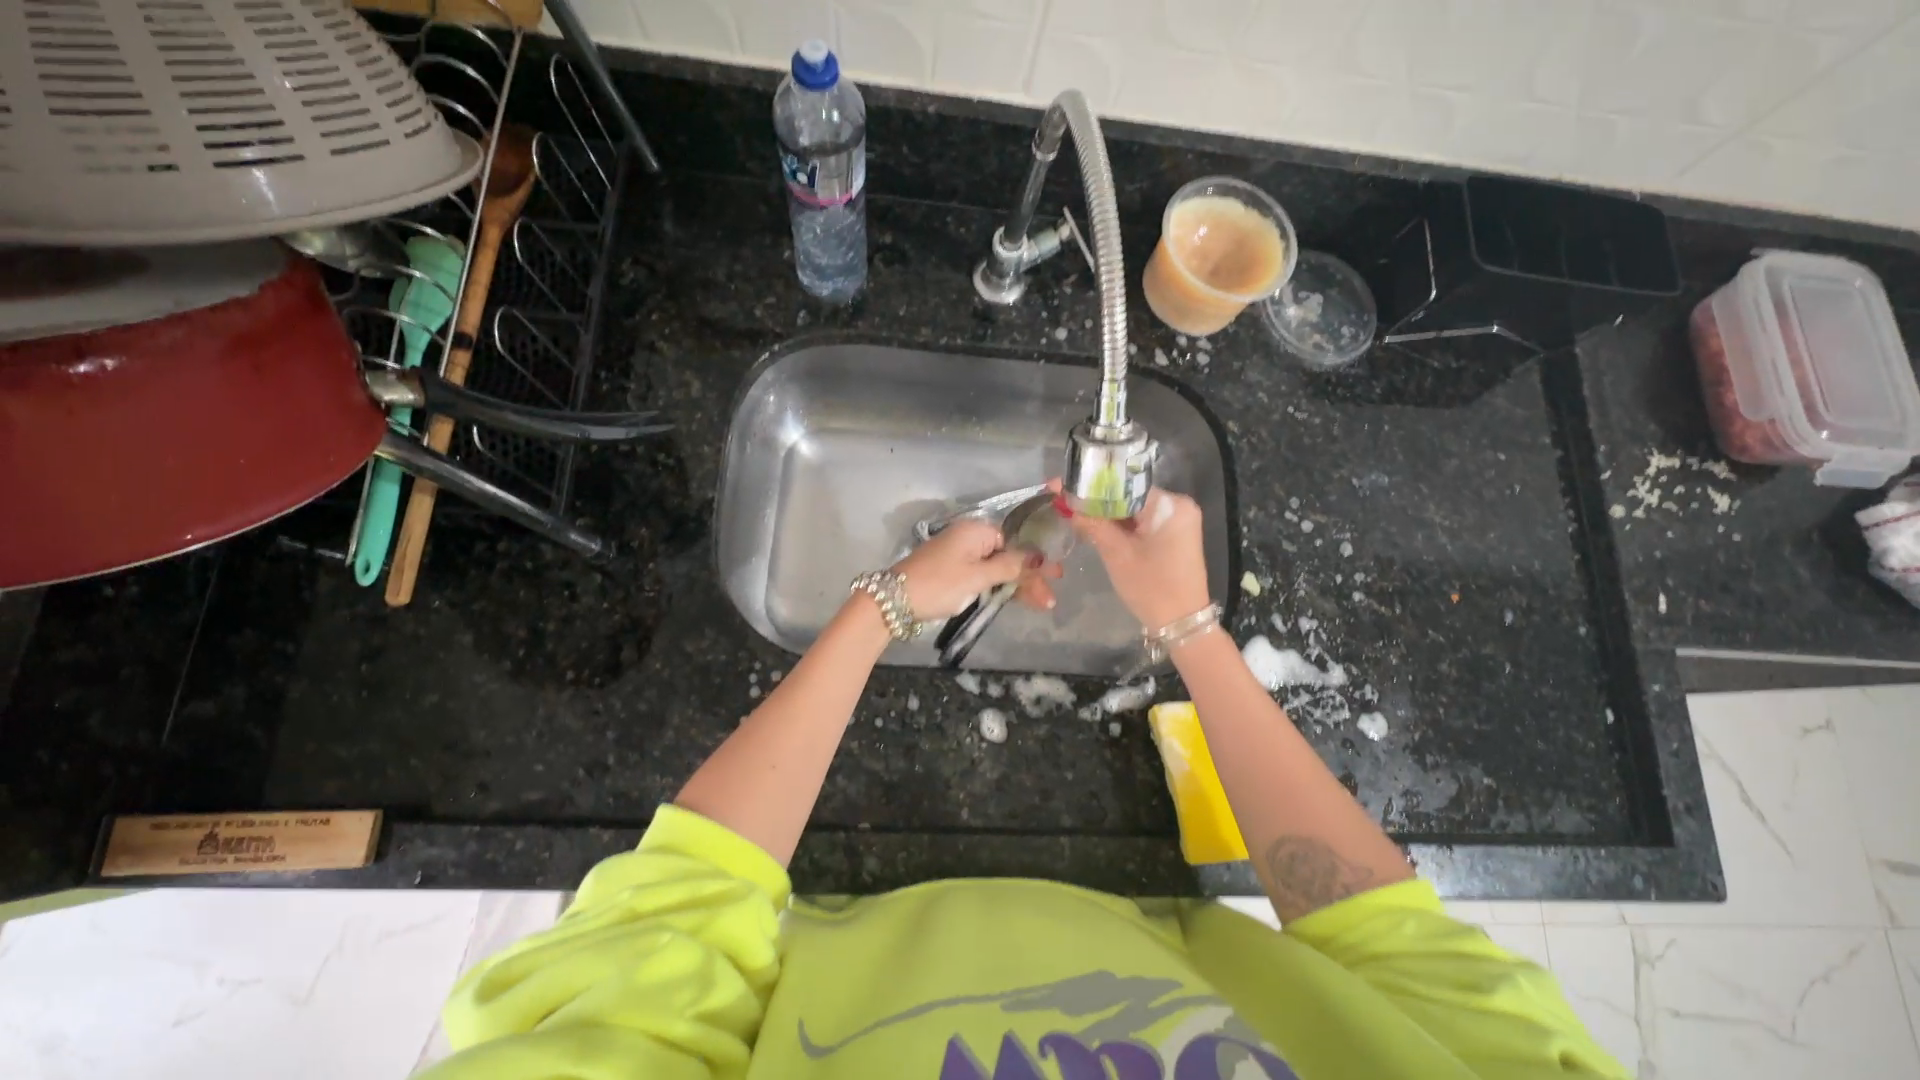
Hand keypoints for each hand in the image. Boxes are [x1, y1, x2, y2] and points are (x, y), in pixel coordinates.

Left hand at [891, 519, 1062, 619]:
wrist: (894, 601)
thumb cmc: (939, 585)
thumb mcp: (977, 577)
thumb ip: (1009, 566)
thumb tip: (1038, 556)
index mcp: (976, 530)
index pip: (1016, 539)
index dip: (1036, 558)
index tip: (1055, 574)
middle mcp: (970, 538)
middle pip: (1009, 554)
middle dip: (1031, 575)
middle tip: (1051, 596)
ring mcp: (962, 555)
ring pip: (999, 567)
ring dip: (1019, 584)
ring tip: (1043, 603)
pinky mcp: (955, 572)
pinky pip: (986, 575)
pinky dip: (1002, 587)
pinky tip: (1019, 598)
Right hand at [1066, 485, 1211, 630]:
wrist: (1182, 623)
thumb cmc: (1151, 587)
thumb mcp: (1117, 554)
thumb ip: (1091, 522)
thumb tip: (1064, 498)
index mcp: (1170, 505)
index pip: (1124, 485)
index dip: (1092, 487)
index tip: (1063, 486)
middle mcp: (1179, 505)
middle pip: (1129, 495)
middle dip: (1098, 501)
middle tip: (1065, 502)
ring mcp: (1179, 520)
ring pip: (1134, 509)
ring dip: (1108, 515)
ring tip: (1075, 514)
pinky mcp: (1175, 535)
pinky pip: (1143, 522)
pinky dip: (1122, 526)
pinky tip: (1098, 529)